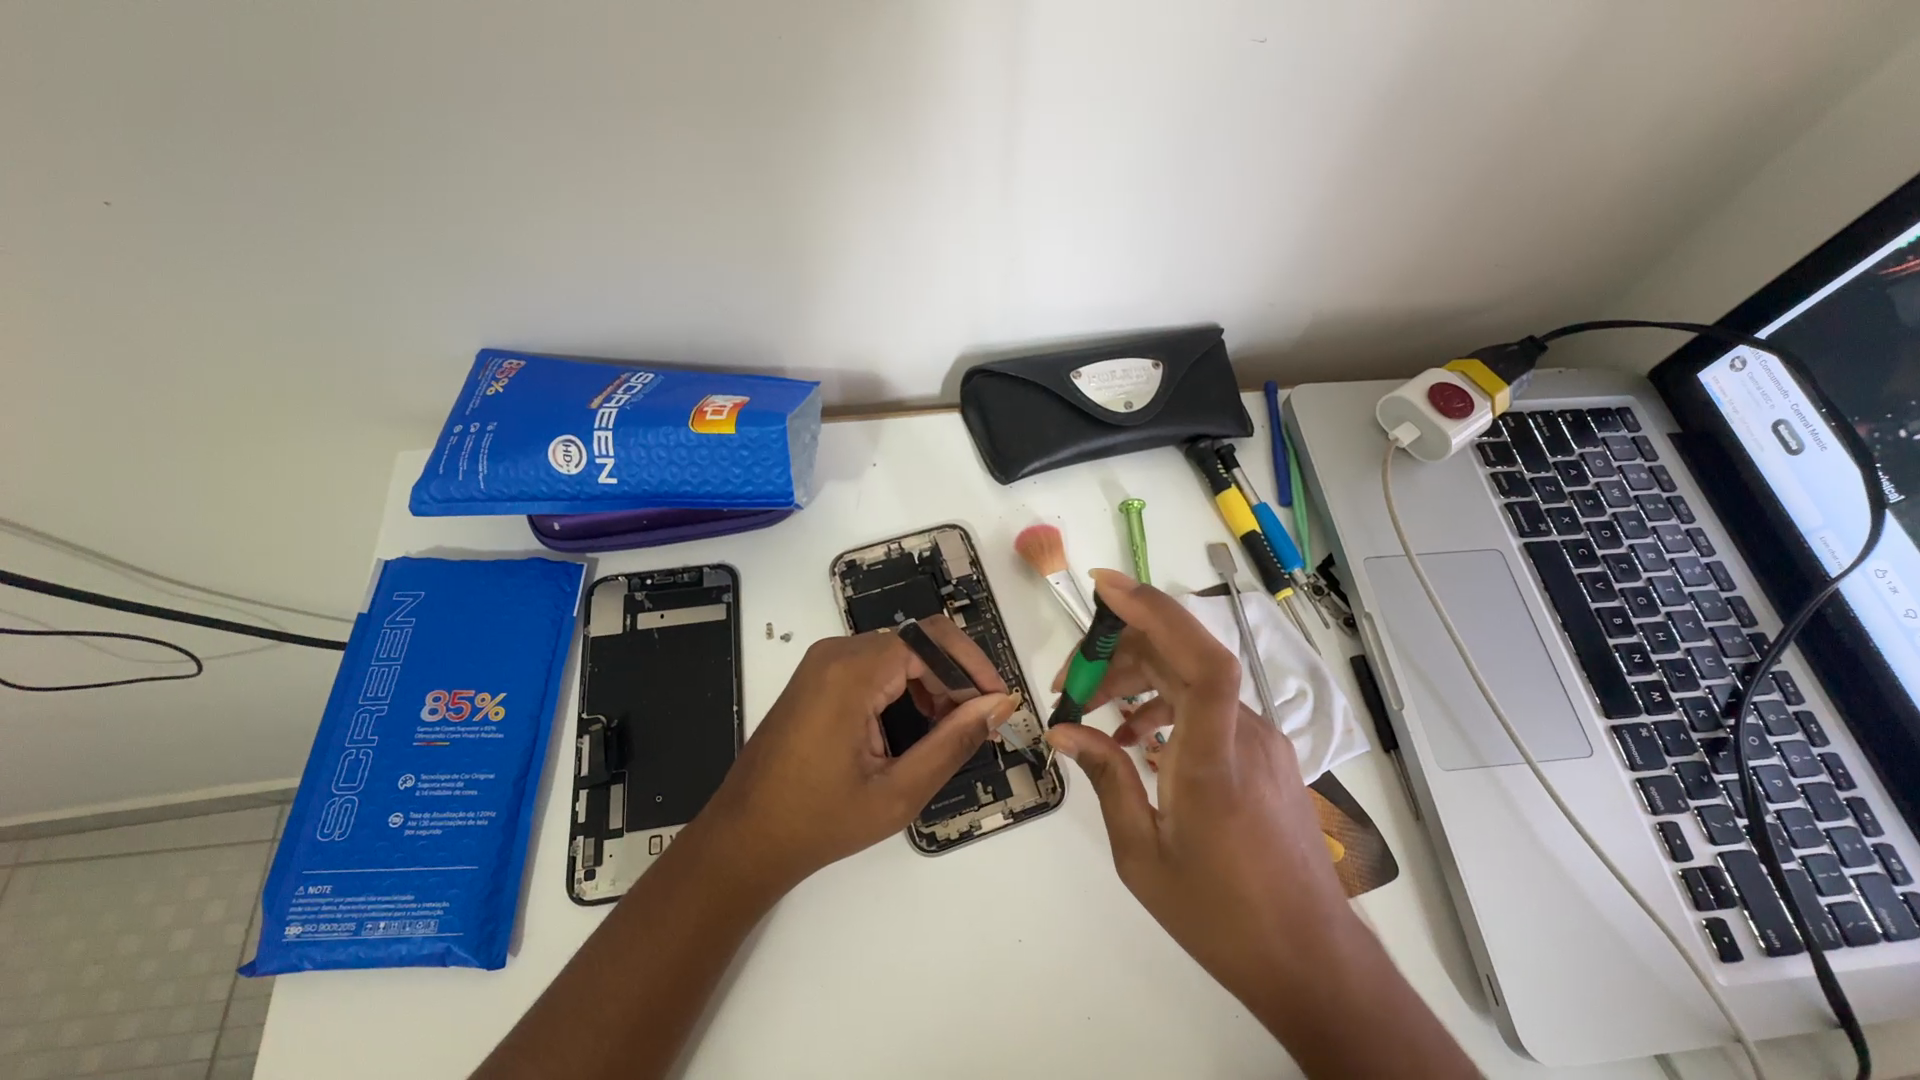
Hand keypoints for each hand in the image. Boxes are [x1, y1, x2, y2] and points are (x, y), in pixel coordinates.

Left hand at [693, 616, 1015, 896]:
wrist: (744, 840)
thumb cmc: (819, 821)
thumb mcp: (898, 791)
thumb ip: (952, 742)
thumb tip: (998, 705)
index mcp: (852, 671)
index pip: (932, 640)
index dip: (972, 668)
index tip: (999, 706)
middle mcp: (835, 654)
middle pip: (916, 643)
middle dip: (954, 679)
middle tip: (977, 726)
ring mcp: (821, 666)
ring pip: (897, 655)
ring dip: (930, 686)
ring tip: (948, 735)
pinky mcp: (816, 682)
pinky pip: (873, 669)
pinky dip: (903, 692)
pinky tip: (913, 733)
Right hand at [1046, 571, 1358, 999]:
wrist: (1310, 959)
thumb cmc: (1220, 916)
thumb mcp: (1143, 855)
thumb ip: (1107, 780)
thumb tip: (1067, 730)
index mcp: (1213, 761)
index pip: (1199, 660)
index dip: (1155, 611)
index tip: (1105, 587)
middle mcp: (1246, 737)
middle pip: (1185, 659)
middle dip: (1120, 653)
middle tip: (1069, 681)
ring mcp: (1264, 744)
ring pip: (1197, 682)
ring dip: (1142, 681)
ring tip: (1093, 713)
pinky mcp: (1268, 757)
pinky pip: (1212, 711)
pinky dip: (1169, 708)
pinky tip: (1137, 740)